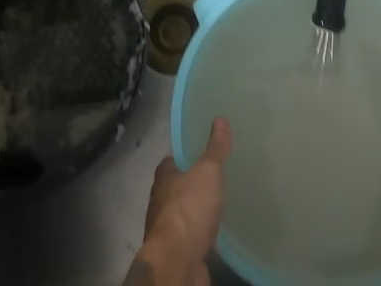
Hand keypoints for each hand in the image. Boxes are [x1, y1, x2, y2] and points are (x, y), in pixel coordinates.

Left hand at [135, 119, 231, 284]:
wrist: (177, 261)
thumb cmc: (189, 210)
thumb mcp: (207, 173)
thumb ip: (215, 149)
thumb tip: (220, 118)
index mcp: (163, 178)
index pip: (170, 161)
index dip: (183, 156)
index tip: (200, 152)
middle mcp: (160, 201)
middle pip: (174, 186)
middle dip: (190, 182)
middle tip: (213, 177)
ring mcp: (166, 228)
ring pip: (181, 212)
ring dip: (195, 209)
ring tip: (217, 203)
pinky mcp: (177, 250)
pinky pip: (190, 236)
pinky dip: (199, 232)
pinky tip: (214, 231)